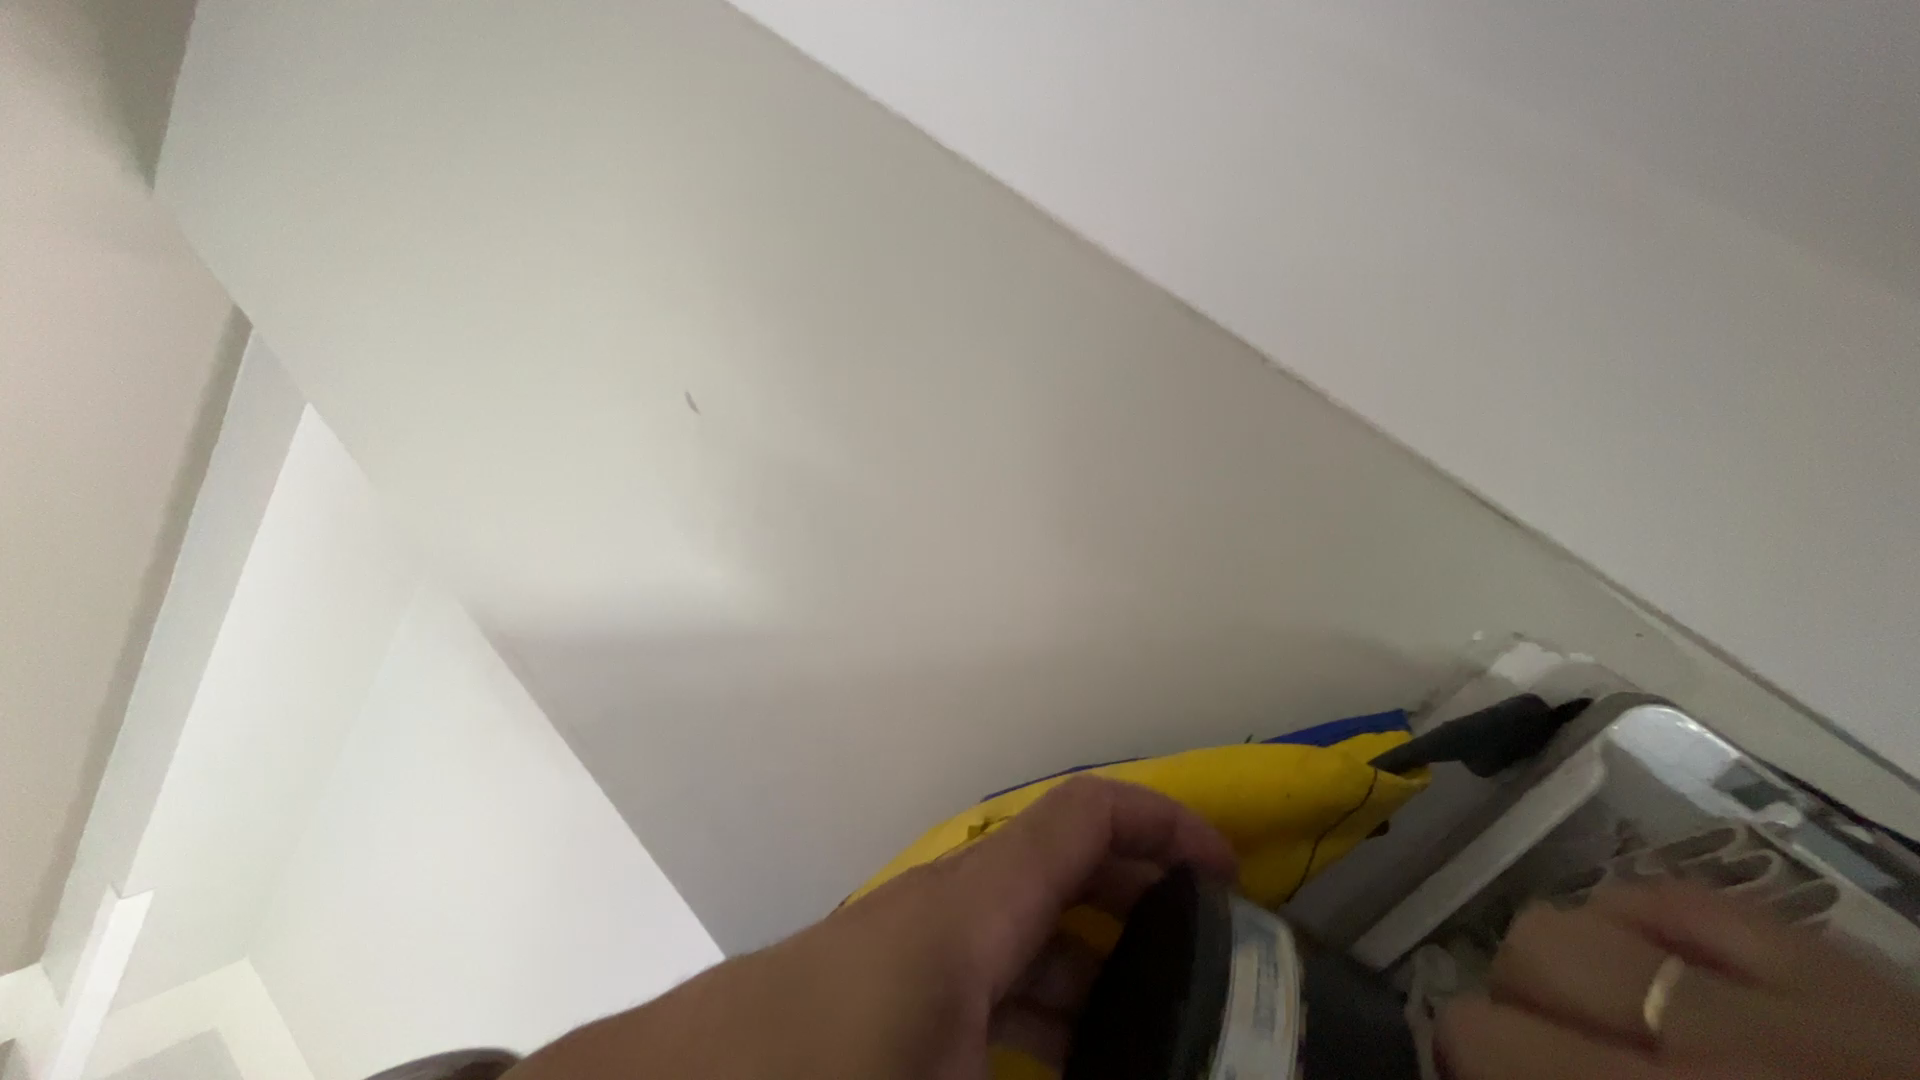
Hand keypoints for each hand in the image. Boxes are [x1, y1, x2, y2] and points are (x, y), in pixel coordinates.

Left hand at [506, 776, 1236, 1079]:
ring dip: (1093, 965)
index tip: (1231, 877)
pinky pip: (985, 972)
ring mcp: (910, 945)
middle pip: (1064, 869)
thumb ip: (1056, 1073)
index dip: (1165, 826)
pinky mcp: (884, 987)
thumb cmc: (819, 1073)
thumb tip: (1117, 1070)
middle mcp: (945, 906)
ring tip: (1156, 1032)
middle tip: (1212, 969)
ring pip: (1026, 929)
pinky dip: (1039, 1002)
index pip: (1084, 816)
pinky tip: (1061, 1064)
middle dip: (1144, 904)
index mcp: (972, 910)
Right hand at [1439, 878, 1919, 1078]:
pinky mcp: (1842, 965)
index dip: (1467, 1063)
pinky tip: (1668, 976)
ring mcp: (1792, 997)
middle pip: (1529, 951)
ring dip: (1579, 964)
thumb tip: (1481, 1073)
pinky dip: (1650, 927)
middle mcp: (1717, 1051)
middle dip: (1516, 1005)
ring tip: (1614, 1016)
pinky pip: (1689, 899)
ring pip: (1591, 911)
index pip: (1483, 1038)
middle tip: (1553, 1057)